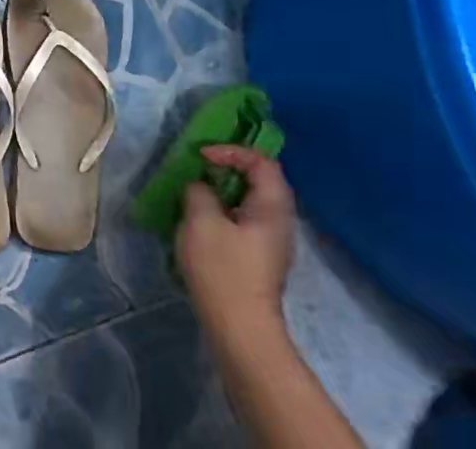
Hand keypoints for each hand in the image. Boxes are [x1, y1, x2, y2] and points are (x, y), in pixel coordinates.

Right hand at [177, 145, 295, 336]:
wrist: (239, 323)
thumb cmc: (222, 267)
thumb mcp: (201, 221)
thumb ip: (200, 193)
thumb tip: (200, 187)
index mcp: (273, 209)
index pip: (263, 164)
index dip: (232, 151)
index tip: (201, 156)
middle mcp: (280, 221)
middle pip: (262, 180)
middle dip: (229, 166)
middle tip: (197, 166)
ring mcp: (271, 240)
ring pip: (252, 200)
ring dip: (224, 187)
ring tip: (195, 188)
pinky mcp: (259, 255)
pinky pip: (244, 217)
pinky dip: (223, 206)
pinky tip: (201, 216)